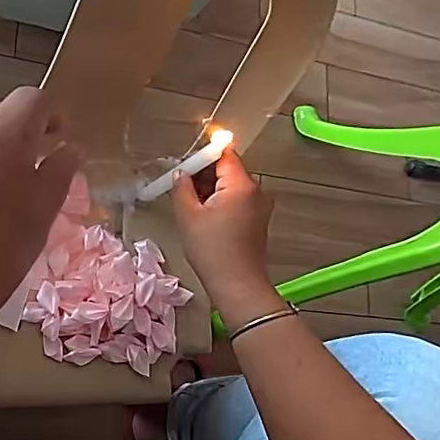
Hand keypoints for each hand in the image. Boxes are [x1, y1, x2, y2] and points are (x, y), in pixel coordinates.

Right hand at [170, 146, 283, 326]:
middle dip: (204, 174)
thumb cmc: (212, 250)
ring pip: (231, 185)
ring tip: (190, 206)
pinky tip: (203, 217)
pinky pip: (236, 200)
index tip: (183, 166)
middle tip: (181, 188)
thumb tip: (180, 173)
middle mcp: (256, 190)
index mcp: (242, 185)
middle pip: (228, 169)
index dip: (202, 156)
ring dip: (210, 190)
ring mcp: (260, 206)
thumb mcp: (187, 215)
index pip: (224, 154)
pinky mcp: (257, 219)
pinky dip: (220, 202)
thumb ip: (181, 187)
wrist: (237, 285)